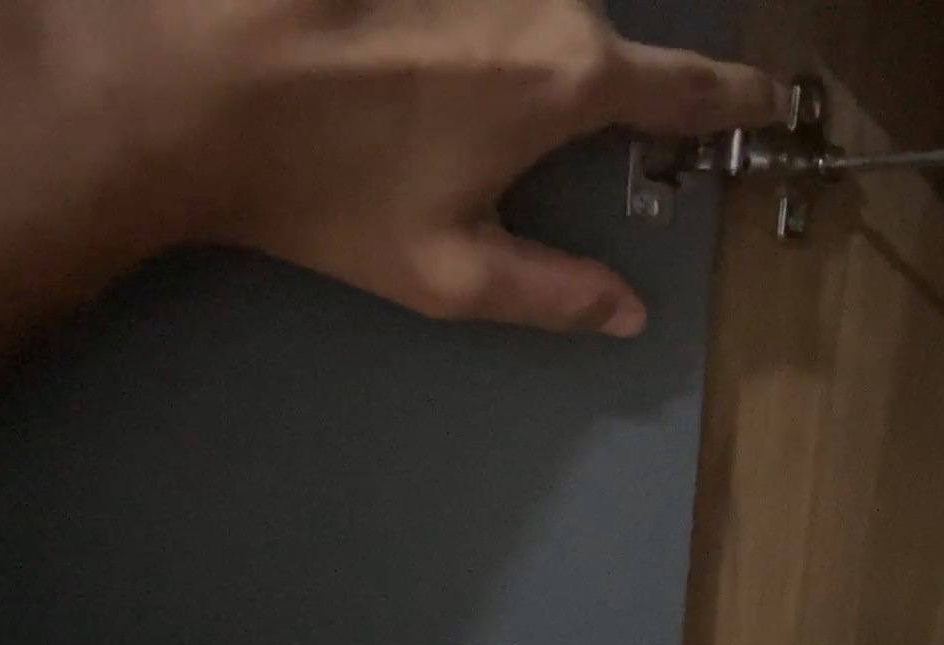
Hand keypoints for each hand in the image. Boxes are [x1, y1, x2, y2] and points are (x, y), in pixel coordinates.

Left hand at [108, 0, 781, 337]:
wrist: (175, 81)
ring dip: (541, 55)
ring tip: (463, 124)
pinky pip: (497, 1)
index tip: (768, 100)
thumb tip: (630, 315)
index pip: (683, 87)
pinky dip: (498, 29)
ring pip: (545, 9)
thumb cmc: (326, 191)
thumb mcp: (451, 274)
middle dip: (614, 89)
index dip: (733, 98)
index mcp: (565, 79)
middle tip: (583, 138)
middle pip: (606, 42)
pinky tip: (441, 70)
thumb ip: (555, 293)